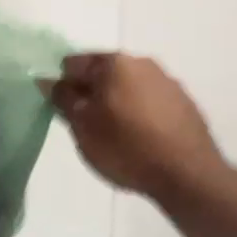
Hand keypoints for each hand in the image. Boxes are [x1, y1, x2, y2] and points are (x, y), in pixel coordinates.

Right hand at [50, 54, 225, 202]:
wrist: (187, 174)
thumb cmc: (126, 148)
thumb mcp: (83, 127)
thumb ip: (63, 99)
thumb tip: (49, 80)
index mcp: (114, 63)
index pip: (73, 63)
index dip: (63, 86)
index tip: (65, 112)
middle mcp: (143, 62)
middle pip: (104, 73)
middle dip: (92, 93)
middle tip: (88, 127)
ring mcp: (168, 82)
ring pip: (129, 87)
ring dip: (117, 103)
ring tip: (117, 137)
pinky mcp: (185, 103)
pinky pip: (151, 102)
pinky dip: (140, 114)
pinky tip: (142, 140)